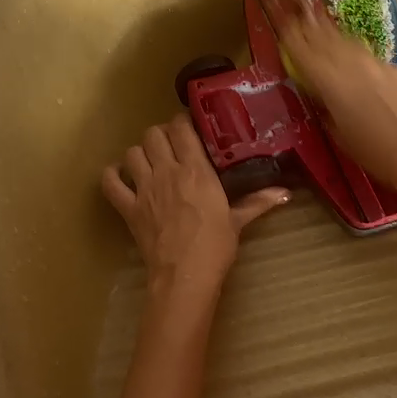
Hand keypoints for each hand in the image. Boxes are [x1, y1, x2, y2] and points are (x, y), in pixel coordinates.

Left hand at [102, 114, 289, 291]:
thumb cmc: (215, 246)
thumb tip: (286, 193)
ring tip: (148, 161)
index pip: (181, 128)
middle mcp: (167, 171)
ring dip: (138, 153)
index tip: (189, 128)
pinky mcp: (128, 208)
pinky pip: (110, 182)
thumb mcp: (238, 220)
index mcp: (195, 170)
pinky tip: (120, 176)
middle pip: (153, 134)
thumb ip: (258, 201)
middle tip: (170, 146)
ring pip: (132, 153)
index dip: (182, 122)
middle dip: (160, 135)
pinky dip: (111, 176)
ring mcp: (144, 188)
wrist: (185, 274)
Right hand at [273, 0, 396, 189]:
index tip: (283, 26)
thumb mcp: (339, 136)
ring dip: (331, 34)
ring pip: (347, 42)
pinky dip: (352, 51)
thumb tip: (323, 100)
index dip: (292, 38)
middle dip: (309, 28)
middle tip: (297, 16)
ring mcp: (375, 64)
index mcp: (331, 83)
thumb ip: (327, 111)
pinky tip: (351, 55)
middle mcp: (352, 66)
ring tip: (320, 26)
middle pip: (325, 39)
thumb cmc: (375, 152)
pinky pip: (366, 54)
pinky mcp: (393, 70)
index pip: (304, 53)